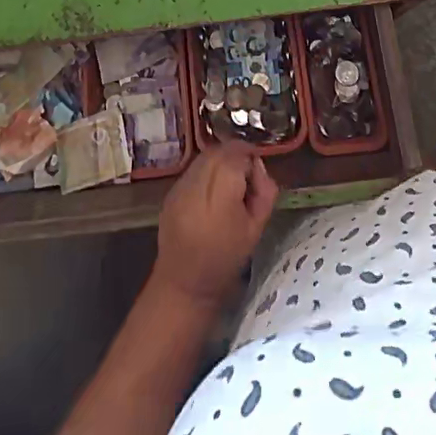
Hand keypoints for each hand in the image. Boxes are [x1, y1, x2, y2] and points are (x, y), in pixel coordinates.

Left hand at [154, 143, 278, 306]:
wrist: (184, 282)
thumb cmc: (226, 258)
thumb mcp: (257, 227)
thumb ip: (265, 190)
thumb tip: (258, 166)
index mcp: (219, 200)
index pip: (235, 157)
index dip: (250, 158)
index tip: (256, 173)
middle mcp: (195, 188)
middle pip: (219, 151)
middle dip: (237, 155)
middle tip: (246, 175)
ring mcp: (178, 189)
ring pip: (205, 156)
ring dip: (222, 160)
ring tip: (230, 182)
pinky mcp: (170, 192)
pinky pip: (194, 168)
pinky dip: (207, 170)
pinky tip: (212, 191)